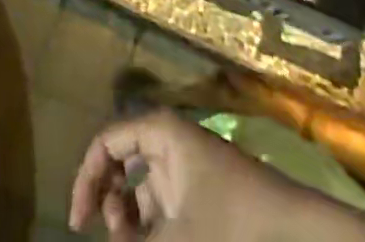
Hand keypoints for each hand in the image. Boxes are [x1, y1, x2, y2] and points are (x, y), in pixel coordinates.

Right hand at [69, 110, 278, 240]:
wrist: (285, 223)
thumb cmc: (229, 221)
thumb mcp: (174, 239)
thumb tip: (109, 240)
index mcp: (163, 133)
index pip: (107, 140)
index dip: (86, 178)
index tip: (79, 223)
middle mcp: (170, 141)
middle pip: (119, 159)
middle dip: (104, 197)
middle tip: (95, 230)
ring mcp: (183, 165)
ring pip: (136, 186)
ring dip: (124, 217)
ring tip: (130, 241)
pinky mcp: (194, 189)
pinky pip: (155, 202)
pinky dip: (144, 225)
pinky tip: (147, 241)